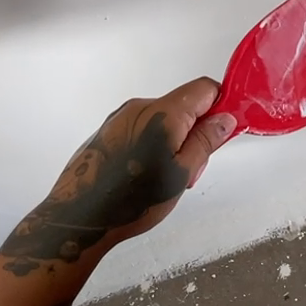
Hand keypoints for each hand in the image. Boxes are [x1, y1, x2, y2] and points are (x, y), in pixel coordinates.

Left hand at [0, 79, 235, 276]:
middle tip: (191, 169)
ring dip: (176, 141)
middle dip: (197, 131)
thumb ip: (206, 141)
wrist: (79, 217)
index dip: (221, 107)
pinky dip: (155, 144)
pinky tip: (146, 175)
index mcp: (164, 113)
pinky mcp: (109, 130)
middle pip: (185, 105)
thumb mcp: (182, 173)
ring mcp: (122, 117)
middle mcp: (141, 106)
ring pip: (164, 118)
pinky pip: (144, 127)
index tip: (221, 134)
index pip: (205, 88)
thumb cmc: (133, 200)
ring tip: (166, 178)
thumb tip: (226, 118)